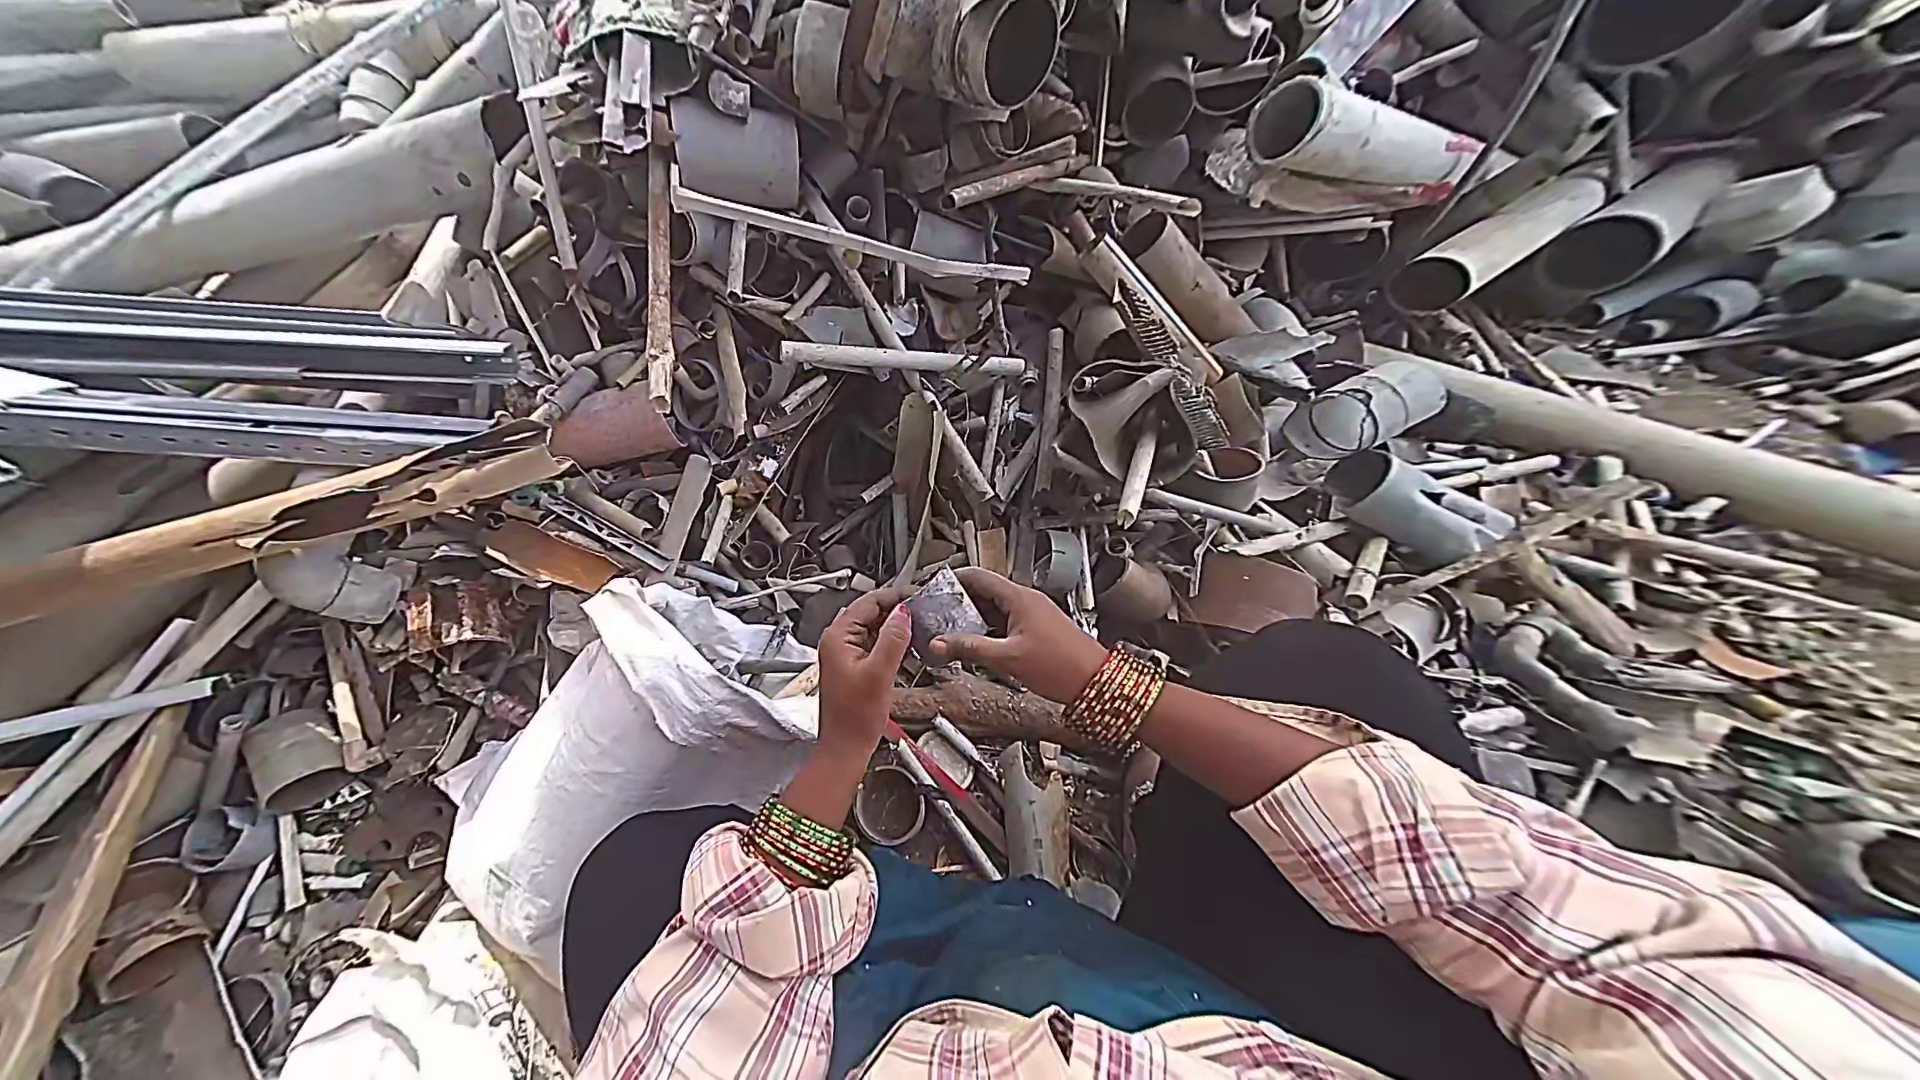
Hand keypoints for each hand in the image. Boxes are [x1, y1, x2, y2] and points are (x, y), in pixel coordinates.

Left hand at [816, 586, 912, 754]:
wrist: (845, 748)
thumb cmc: (854, 719)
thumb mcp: (879, 673)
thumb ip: (893, 639)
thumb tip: (903, 613)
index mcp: (837, 638)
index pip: (868, 602)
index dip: (894, 596)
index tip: (915, 595)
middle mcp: (838, 642)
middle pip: (870, 612)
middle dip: (896, 609)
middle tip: (921, 609)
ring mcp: (845, 655)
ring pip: (873, 628)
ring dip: (894, 625)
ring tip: (918, 625)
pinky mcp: (854, 666)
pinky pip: (874, 643)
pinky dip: (891, 641)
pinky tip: (906, 646)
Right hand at [924, 568, 1107, 703]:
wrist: (1094, 681)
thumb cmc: (1062, 666)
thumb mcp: (1007, 658)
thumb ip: (970, 649)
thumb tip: (939, 645)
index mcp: (1019, 597)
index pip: (977, 575)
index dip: (952, 579)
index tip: (933, 587)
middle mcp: (1026, 600)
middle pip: (983, 591)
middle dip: (958, 603)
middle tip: (937, 615)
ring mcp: (1032, 614)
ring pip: (994, 608)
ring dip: (973, 619)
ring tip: (953, 633)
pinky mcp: (1036, 629)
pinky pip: (1005, 622)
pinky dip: (988, 630)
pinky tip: (978, 647)